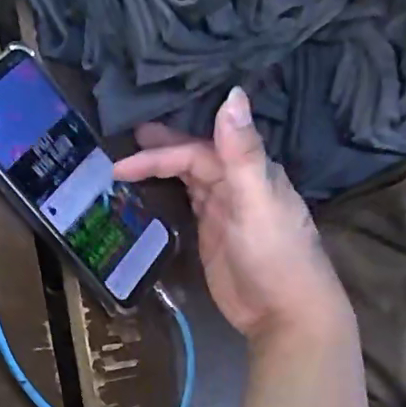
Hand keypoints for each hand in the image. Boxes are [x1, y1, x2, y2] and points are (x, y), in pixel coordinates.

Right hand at [112, 88, 352, 345]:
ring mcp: (224, 212)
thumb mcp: (256, 202)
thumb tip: (232, 95)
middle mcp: (236, 186)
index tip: (121, 164)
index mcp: (248, 172)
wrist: (284, 311)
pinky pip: (188, 205)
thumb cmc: (274, 256)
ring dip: (163, 170)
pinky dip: (169, 194)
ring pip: (189, 180)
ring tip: (131, 164)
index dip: (159, 154)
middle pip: (193, 159)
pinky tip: (153, 194)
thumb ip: (242, 153)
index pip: (196, 153)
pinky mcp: (213, 236)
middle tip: (126, 142)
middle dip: (161, 150)